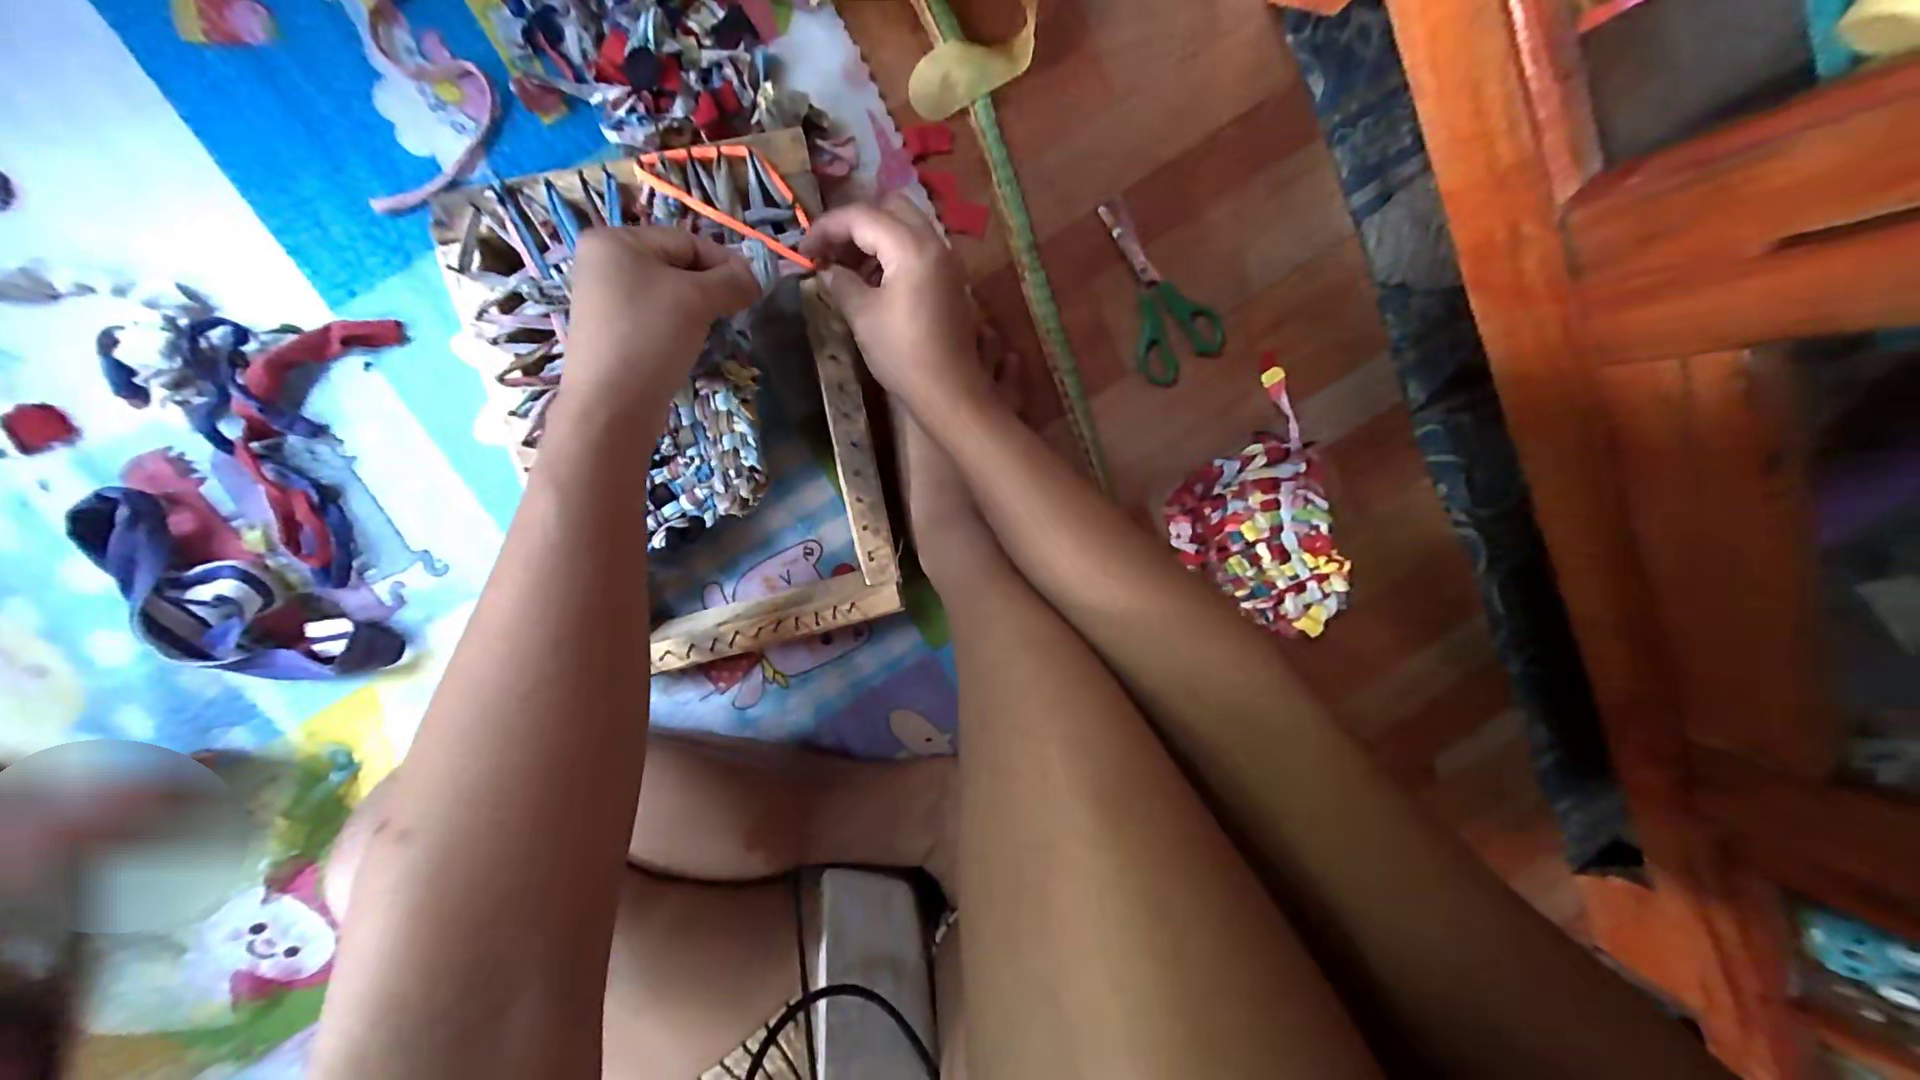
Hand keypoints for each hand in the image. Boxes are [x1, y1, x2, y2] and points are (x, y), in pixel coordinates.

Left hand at [564, 227, 760, 403]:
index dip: (726, 263)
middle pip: (678, 267)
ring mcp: (606, 299)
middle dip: (713, 288)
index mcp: (616, 240)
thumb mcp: (698, 299)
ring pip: (669, 294)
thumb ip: (732, 282)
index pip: (687, 241)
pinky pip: (657, 318)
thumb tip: (755, 279)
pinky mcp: (613, 332)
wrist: (612, 404)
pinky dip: (681, 327)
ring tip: (715, 331)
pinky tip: (691, 345)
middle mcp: (605, 263)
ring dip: (700, 310)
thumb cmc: (651, 336)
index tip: (754, 290)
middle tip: (737, 312)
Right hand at [801, 197, 991, 414]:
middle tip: (830, 251)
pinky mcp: (951, 282)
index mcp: (912, 247)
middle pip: (890, 208)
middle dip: (855, 223)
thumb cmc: (903, 353)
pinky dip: (894, 255)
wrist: (949, 391)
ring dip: (875, 239)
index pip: (862, 216)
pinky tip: (874, 283)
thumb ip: (842, 282)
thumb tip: (828, 269)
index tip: (803, 249)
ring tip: (847, 269)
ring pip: (907, 228)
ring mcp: (947, 262)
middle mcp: (935, 243)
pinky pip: (919, 251)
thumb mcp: (863, 316)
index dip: (826, 227)